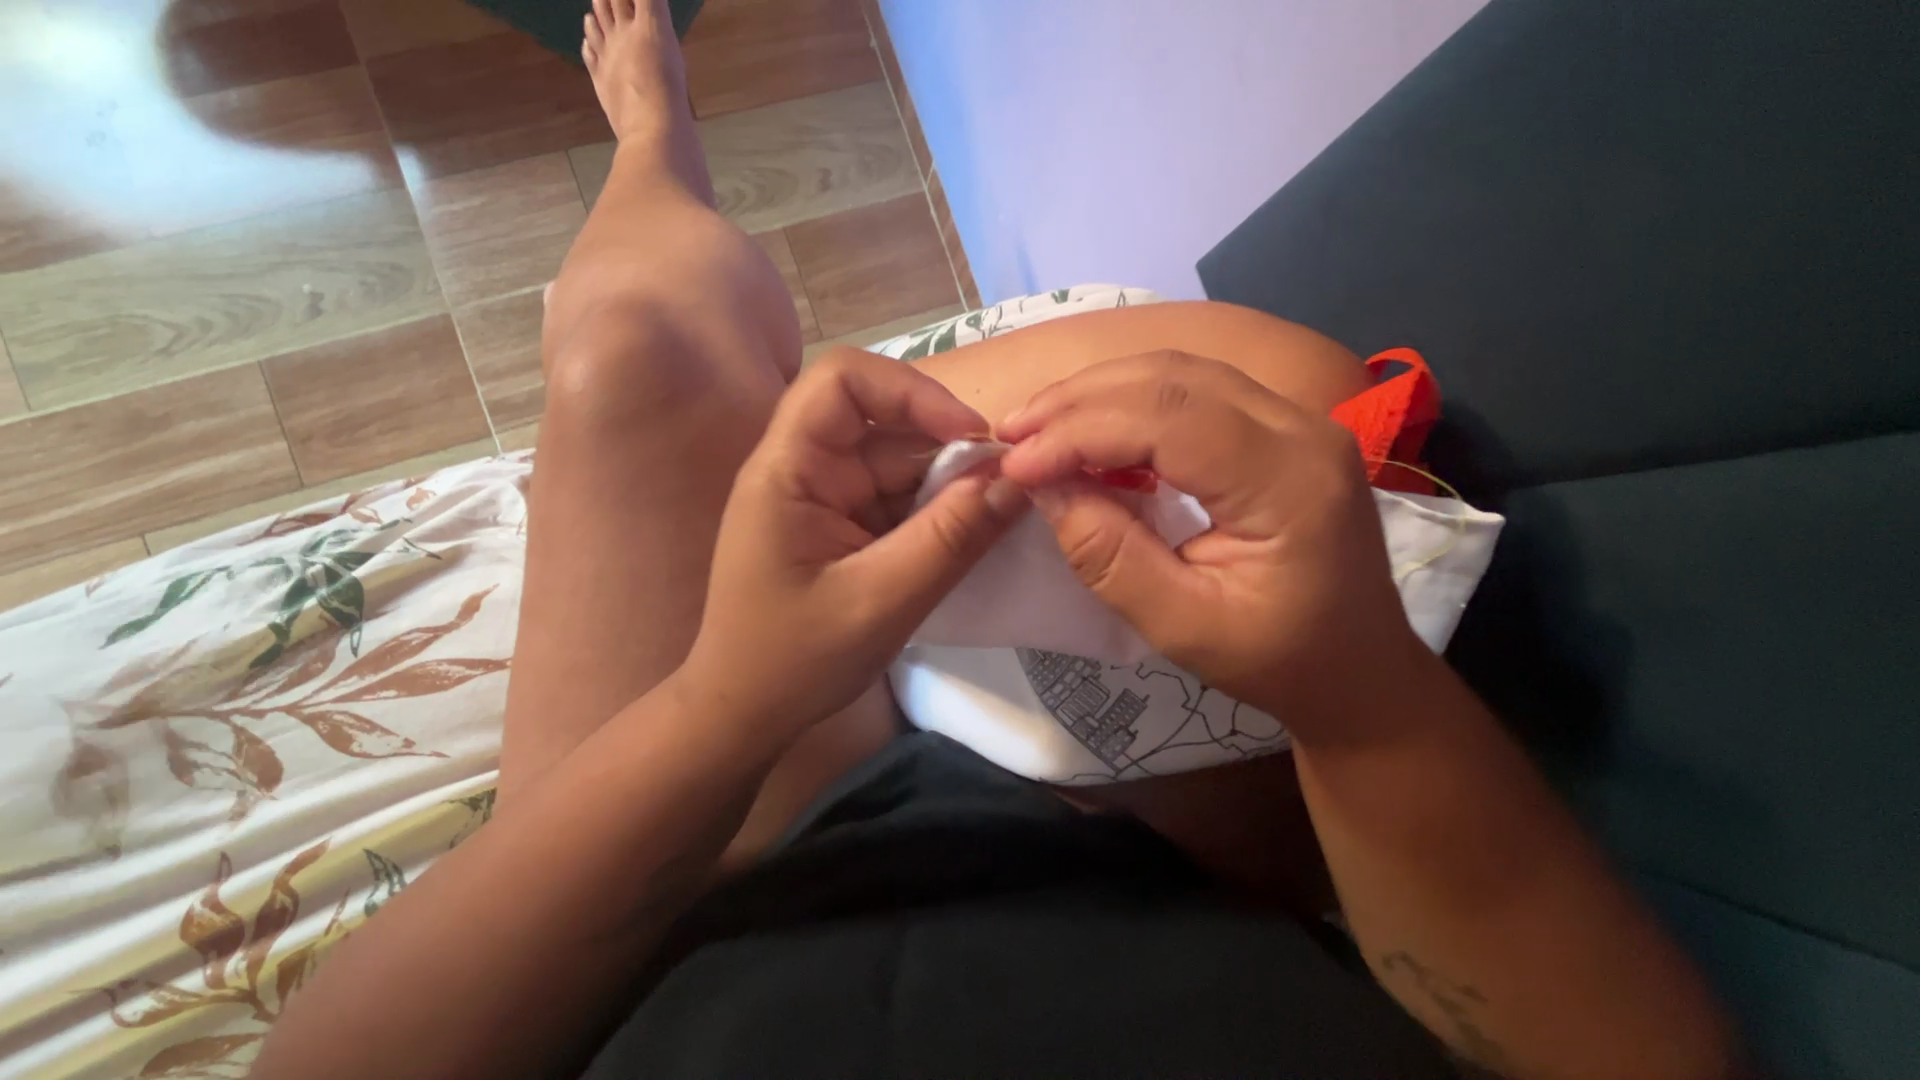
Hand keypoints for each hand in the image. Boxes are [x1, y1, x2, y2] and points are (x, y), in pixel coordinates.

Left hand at [679, 348, 1027, 732]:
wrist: (747, 712)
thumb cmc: (795, 660)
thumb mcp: (881, 602)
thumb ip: (951, 539)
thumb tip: (1018, 481)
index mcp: (788, 469)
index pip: (844, 381)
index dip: (912, 390)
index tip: (971, 435)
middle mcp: (806, 467)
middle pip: (883, 419)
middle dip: (947, 443)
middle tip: (1007, 482)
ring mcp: (827, 496)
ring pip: (900, 459)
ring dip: (950, 480)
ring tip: (998, 512)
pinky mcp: (846, 524)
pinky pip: (901, 497)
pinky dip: (939, 509)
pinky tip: (973, 532)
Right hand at [997, 351, 1420, 731]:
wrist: (1358, 670)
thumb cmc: (1276, 661)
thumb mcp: (1180, 627)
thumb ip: (1108, 555)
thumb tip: (1044, 485)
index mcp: (1288, 481)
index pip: (1168, 418)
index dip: (1080, 432)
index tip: (1016, 465)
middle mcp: (1302, 428)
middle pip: (1173, 377)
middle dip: (1080, 399)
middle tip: (1013, 434)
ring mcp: (1298, 419)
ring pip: (1181, 371)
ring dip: (1101, 393)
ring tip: (1039, 428)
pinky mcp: (1284, 426)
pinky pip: (1197, 391)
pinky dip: (1132, 404)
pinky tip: (1094, 434)